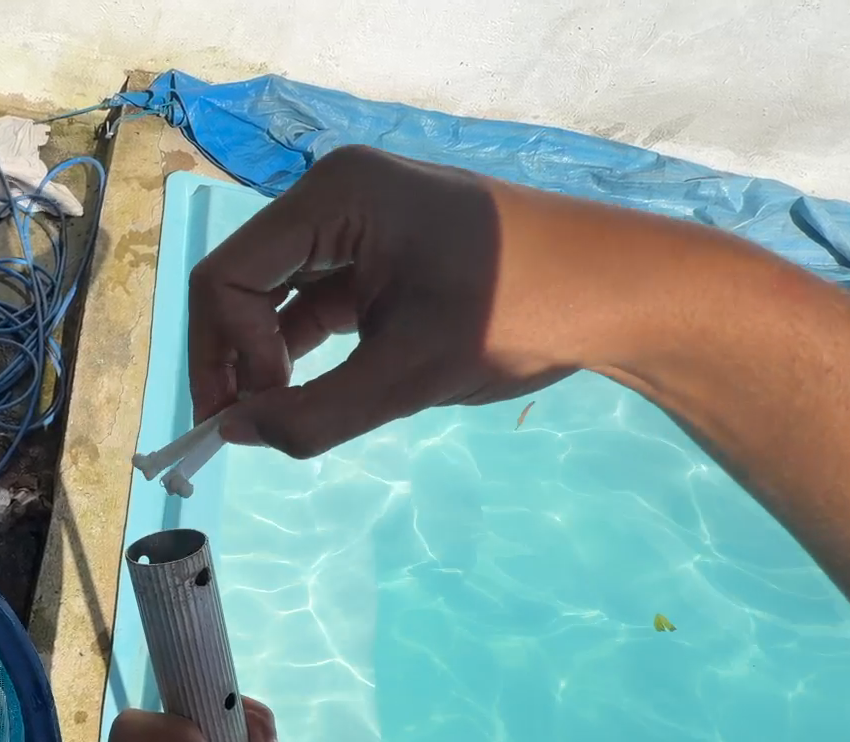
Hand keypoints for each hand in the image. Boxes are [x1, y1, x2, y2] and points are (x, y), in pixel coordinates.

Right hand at [187, 144, 723, 455]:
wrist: (626, 293)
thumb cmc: (523, 315)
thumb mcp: (406, 378)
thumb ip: (308, 417)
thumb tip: (230, 434)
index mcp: (333, 199)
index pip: (226, 279)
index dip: (223, 352)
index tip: (252, 410)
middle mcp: (327, 200)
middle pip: (234, 286)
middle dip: (228, 358)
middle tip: (237, 423)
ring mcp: (346, 226)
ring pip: (259, 300)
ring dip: (253, 360)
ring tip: (264, 414)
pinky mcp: (364, 257)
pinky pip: (298, 306)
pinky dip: (286, 353)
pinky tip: (293, 392)